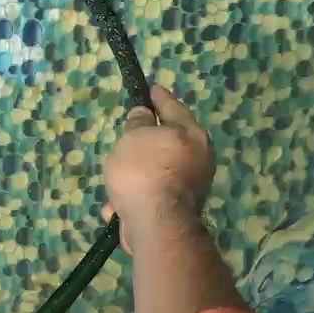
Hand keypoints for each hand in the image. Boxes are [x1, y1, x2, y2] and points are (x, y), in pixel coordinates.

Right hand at [102, 85, 213, 248]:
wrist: (155, 224)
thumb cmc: (143, 172)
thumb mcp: (133, 138)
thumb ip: (137, 124)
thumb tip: (144, 116)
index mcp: (191, 133)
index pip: (172, 106)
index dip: (158, 97)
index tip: (151, 88)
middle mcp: (198, 157)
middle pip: (168, 141)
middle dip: (146, 140)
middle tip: (129, 134)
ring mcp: (191, 185)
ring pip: (158, 170)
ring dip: (135, 173)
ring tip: (115, 178)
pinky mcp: (179, 208)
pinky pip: (152, 194)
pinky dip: (136, 195)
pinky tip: (116, 205)